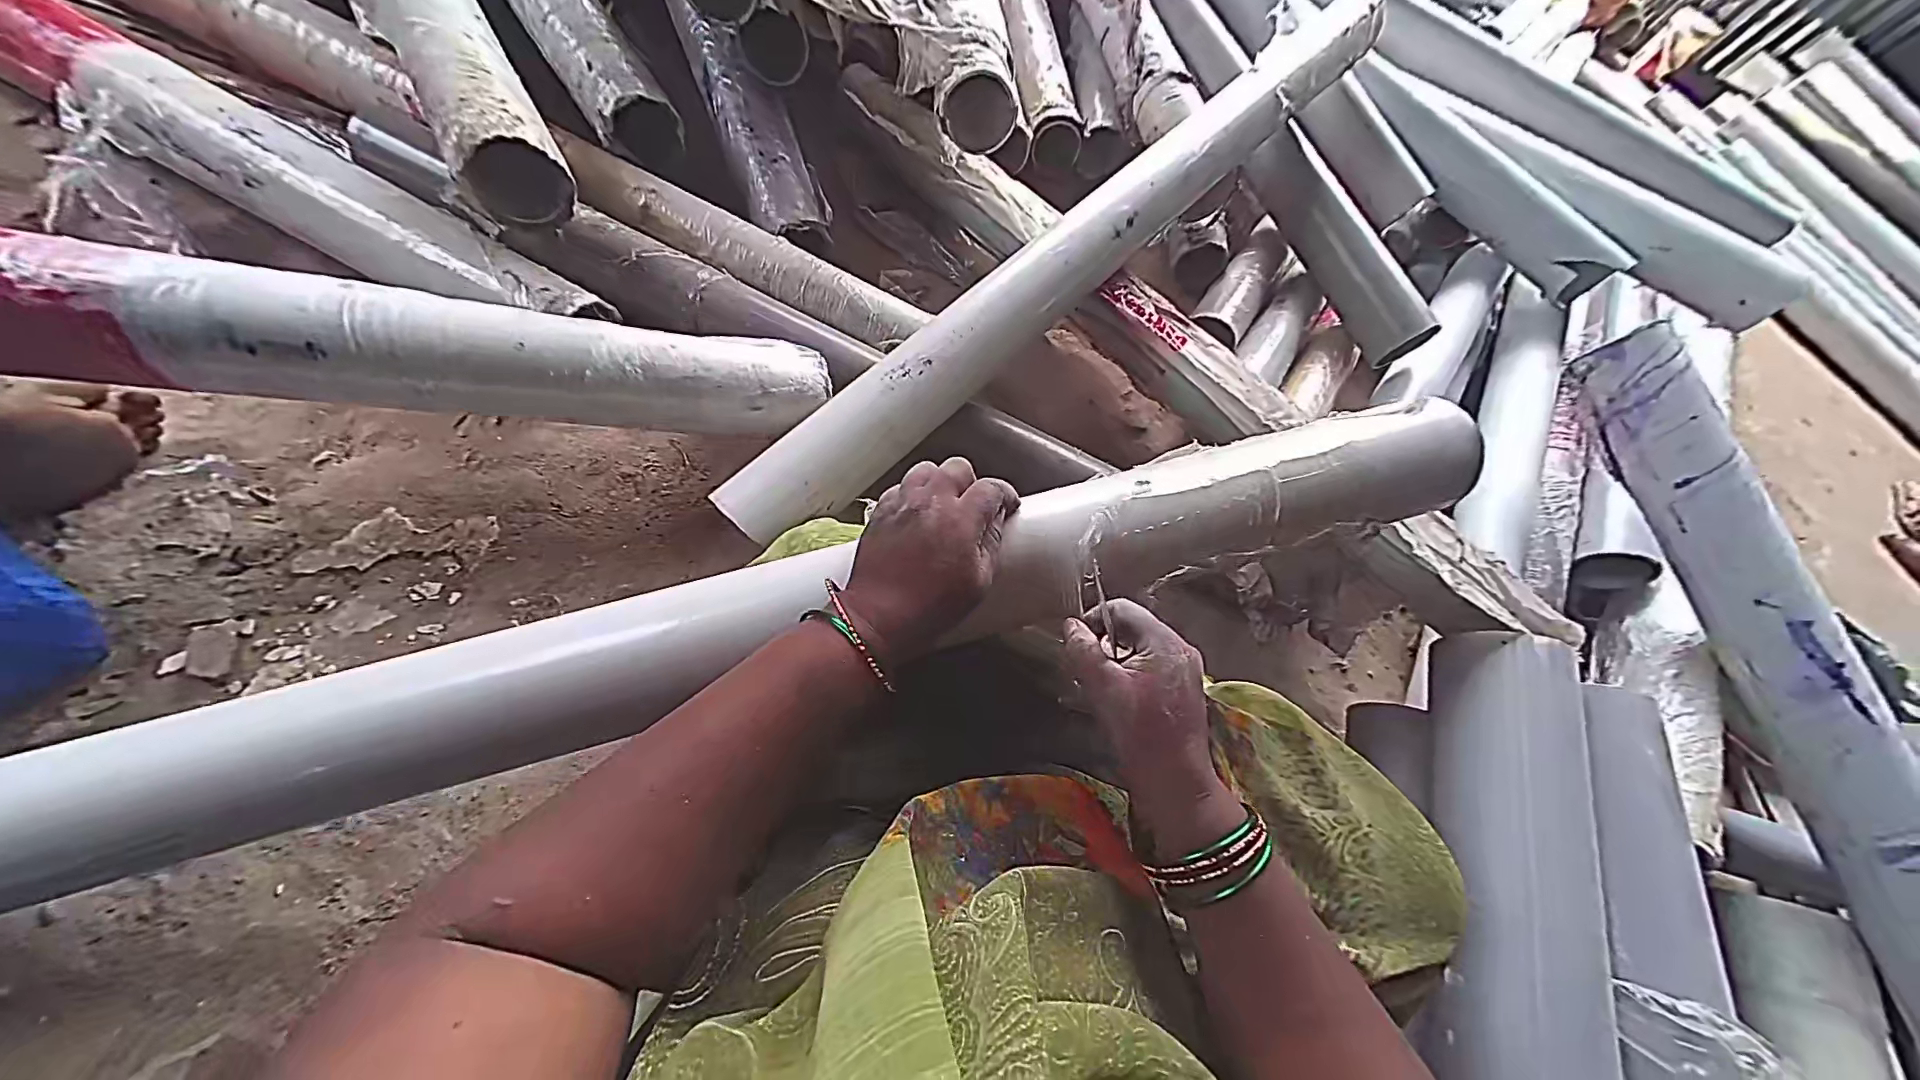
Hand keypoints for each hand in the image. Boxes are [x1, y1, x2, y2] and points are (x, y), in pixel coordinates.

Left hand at [838, 457, 1018, 666]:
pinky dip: (912, 495)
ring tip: (944, 506)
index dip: (1005, 494)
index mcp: (960, 519)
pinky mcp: (880, 512)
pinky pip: (900, 487)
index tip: (1007, 504)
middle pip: (958, 468)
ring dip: (939, 483)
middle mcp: (929, 502)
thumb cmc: (927, 608)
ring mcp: (901, 504)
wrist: (878, 618)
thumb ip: (991, 543)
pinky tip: (918, 515)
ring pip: (926, 470)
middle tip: (975, 506)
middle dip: (971, 483)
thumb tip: (997, 521)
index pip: (991, 488)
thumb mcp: (978, 582)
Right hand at [1062, 600, 1237, 847]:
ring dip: (1112, 662)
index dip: (1093, 620)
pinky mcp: (1181, 690)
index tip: (1075, 645)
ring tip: (1095, 687)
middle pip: (1131, 628)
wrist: (1174, 781)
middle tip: (1082, 669)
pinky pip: (1148, 668)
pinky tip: (1114, 700)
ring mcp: (1184, 670)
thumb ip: (1084, 651)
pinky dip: (1127, 676)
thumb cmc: (1139, 731)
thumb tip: (1071, 626)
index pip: (1122, 608)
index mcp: (1165, 642)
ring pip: (1138, 649)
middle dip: (1102, 644)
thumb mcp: (1103, 687)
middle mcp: (1179, 649)